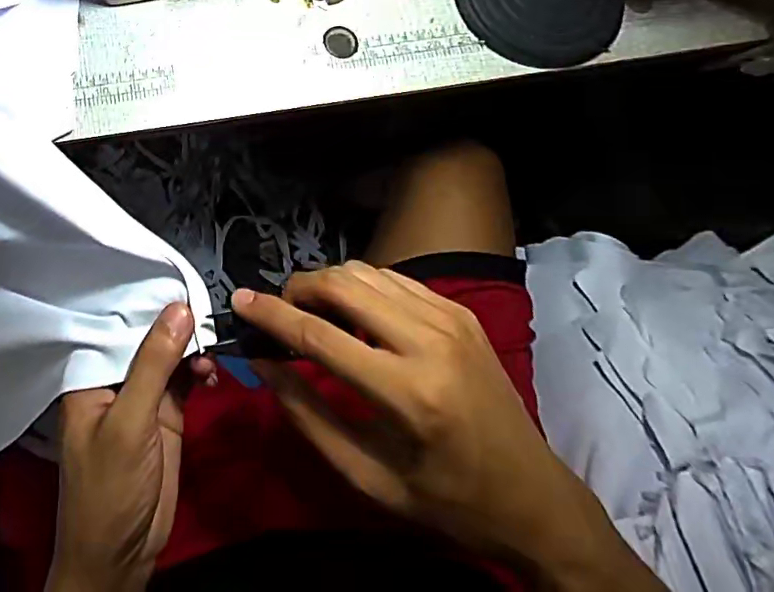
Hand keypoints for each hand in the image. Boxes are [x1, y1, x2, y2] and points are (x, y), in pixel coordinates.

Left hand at [47, 302, 199, 591]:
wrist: (121, 557)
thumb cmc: (108, 490)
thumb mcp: (129, 422)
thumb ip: (154, 365)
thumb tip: (179, 309)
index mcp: (88, 376)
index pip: (114, 325)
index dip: (144, 302)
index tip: (176, 277)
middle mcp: (113, 380)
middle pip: (145, 337)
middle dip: (173, 322)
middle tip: (205, 307)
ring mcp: (141, 397)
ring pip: (168, 355)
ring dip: (190, 347)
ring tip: (210, 346)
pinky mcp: (165, 414)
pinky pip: (184, 379)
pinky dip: (199, 370)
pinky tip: (210, 370)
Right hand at [232, 262, 659, 591]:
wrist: (534, 496)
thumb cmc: (446, 500)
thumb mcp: (368, 477)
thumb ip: (309, 415)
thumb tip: (263, 363)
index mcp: (407, 393)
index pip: (320, 335)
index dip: (272, 315)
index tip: (239, 300)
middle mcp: (429, 340)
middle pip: (342, 285)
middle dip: (298, 288)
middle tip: (278, 311)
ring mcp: (449, 317)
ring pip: (366, 271)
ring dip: (327, 282)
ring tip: (310, 310)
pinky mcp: (459, 310)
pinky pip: (393, 278)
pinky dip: (360, 285)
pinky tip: (352, 312)